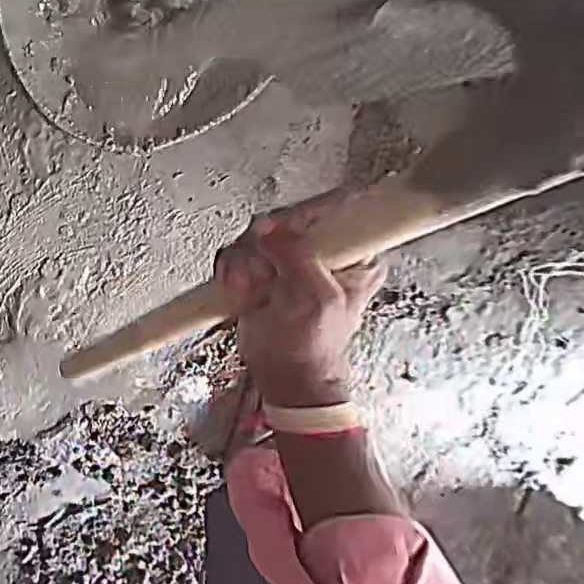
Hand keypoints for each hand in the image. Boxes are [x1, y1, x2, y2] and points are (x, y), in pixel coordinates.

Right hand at [213, 190, 386, 406]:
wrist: (284, 374)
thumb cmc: (312, 344)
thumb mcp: (317, 297)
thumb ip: (298, 255)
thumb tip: (270, 228)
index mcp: (352, 253)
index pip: (328, 210)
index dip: (299, 217)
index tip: (278, 238)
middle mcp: (319, 250)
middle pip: (280, 219)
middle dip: (263, 249)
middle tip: (265, 274)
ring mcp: (285, 259)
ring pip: (251, 236)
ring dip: (245, 265)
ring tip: (254, 291)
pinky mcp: (258, 269)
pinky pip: (234, 254)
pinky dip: (232, 273)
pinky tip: (241, 292)